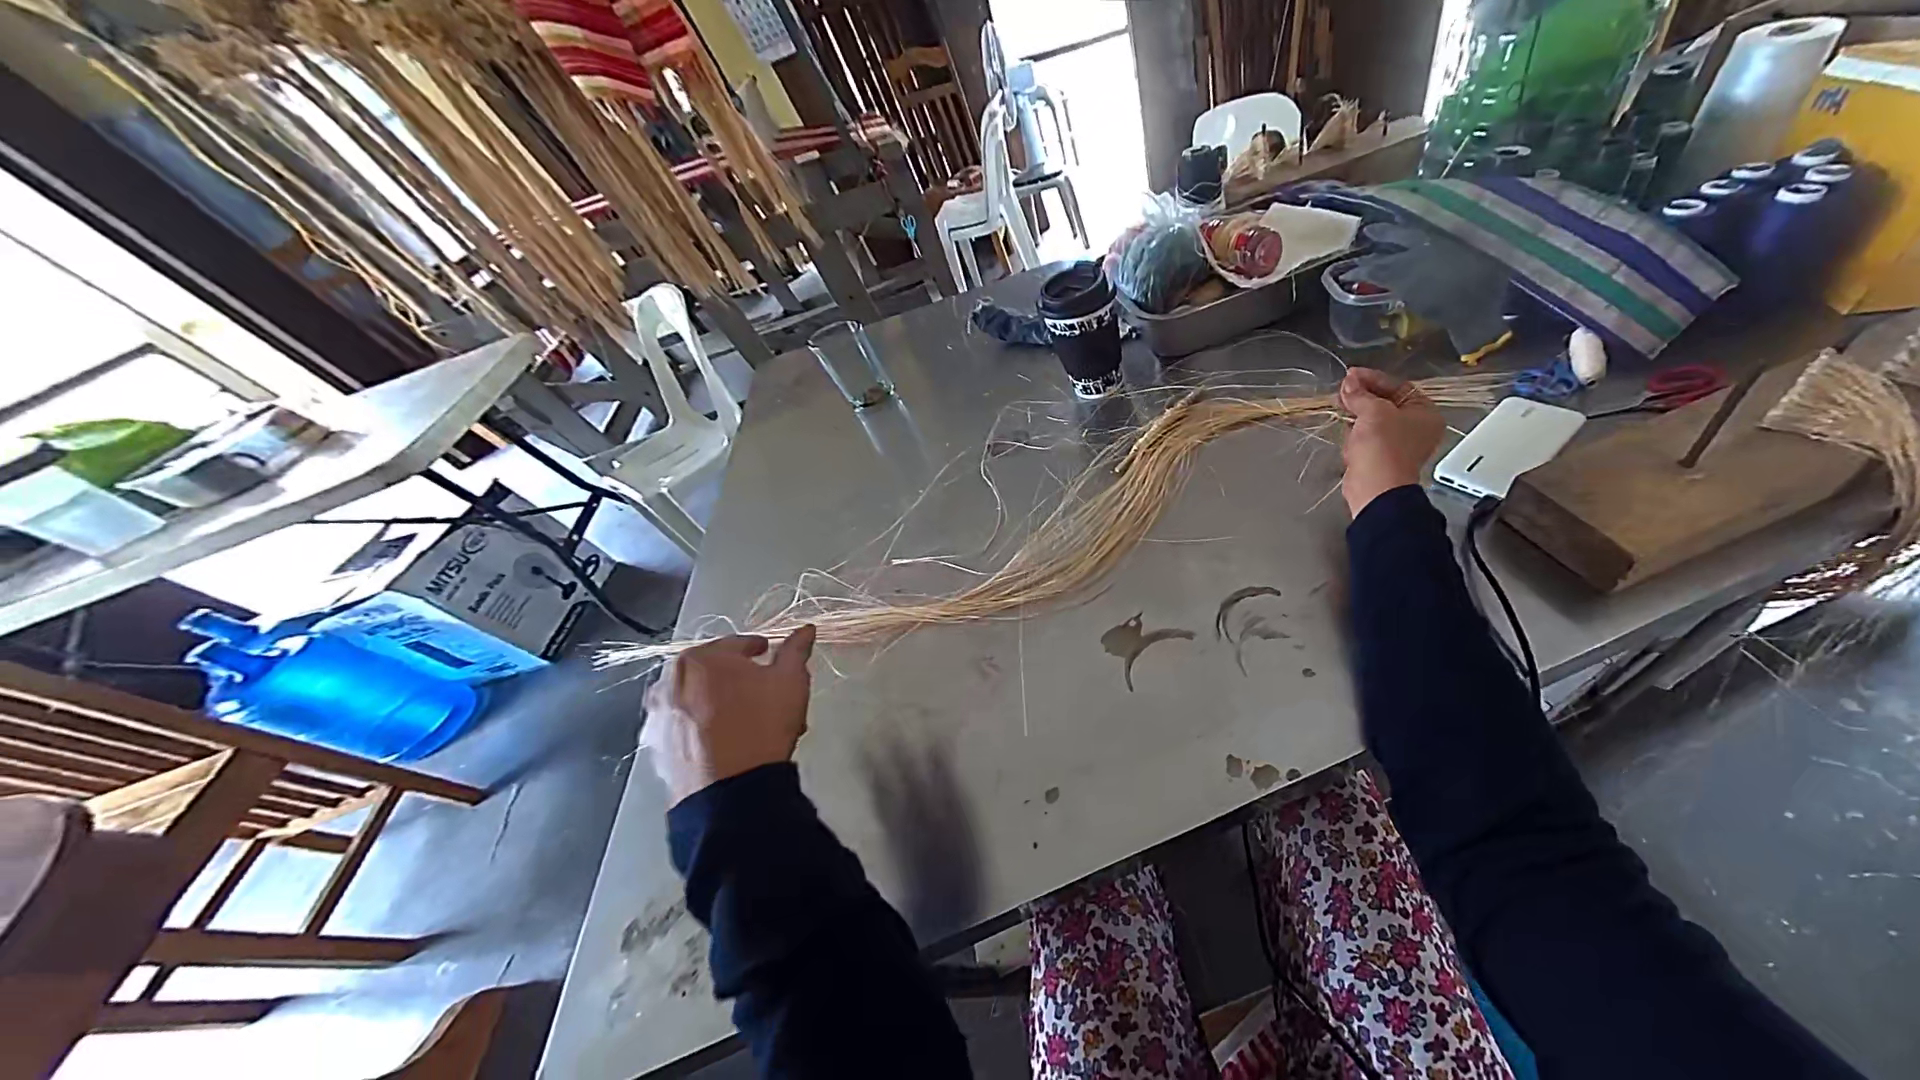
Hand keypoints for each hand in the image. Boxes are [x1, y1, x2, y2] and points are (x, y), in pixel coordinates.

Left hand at [641, 625, 817, 805]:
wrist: (730, 791)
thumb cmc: (761, 726)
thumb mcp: (790, 681)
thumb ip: (796, 650)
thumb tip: (805, 630)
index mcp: (701, 657)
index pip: (738, 645)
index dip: (760, 651)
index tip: (772, 660)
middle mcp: (670, 680)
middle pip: (714, 673)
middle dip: (740, 682)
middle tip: (765, 698)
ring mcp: (658, 716)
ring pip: (698, 700)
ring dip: (720, 705)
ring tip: (748, 725)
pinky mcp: (656, 748)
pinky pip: (685, 729)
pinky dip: (702, 730)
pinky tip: (726, 744)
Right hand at [1338, 368, 1444, 516]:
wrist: (1375, 487)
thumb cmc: (1383, 446)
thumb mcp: (1373, 412)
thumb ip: (1360, 394)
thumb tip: (1349, 382)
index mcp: (1425, 413)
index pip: (1399, 386)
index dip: (1374, 378)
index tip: (1351, 374)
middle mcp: (1416, 426)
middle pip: (1387, 402)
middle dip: (1363, 394)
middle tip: (1343, 388)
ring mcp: (1398, 442)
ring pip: (1375, 418)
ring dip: (1357, 410)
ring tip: (1340, 402)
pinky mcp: (1380, 455)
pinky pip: (1368, 435)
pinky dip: (1356, 428)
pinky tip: (1344, 422)